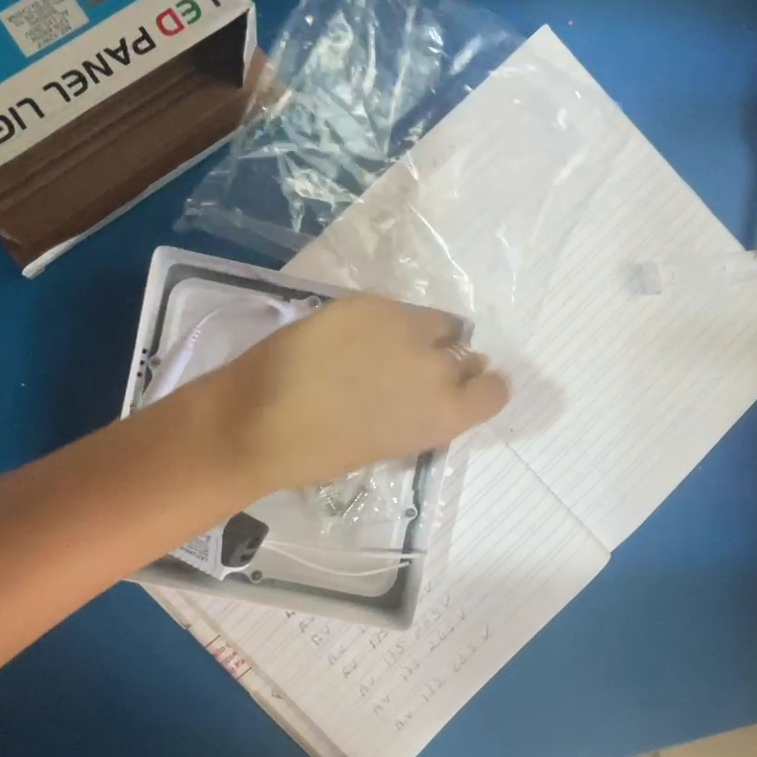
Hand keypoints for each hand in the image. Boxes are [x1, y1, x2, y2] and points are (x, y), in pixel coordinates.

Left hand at [192, 294, 508, 493]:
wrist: (261, 420)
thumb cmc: (322, 453)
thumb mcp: (391, 444)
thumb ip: (420, 415)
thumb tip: (424, 394)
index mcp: (446, 415)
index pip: (495, 390)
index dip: (479, 388)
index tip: (463, 389)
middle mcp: (438, 368)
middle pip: (467, 354)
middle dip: (448, 362)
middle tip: (413, 370)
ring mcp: (406, 329)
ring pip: (438, 324)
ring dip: (423, 336)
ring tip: (387, 348)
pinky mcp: (372, 303)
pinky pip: (398, 309)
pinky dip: (387, 322)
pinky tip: (355, 337)